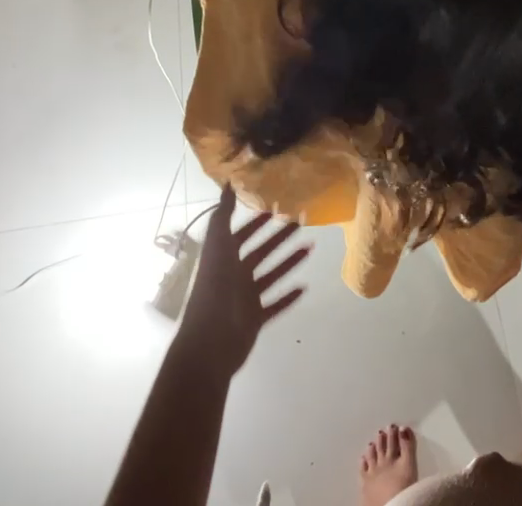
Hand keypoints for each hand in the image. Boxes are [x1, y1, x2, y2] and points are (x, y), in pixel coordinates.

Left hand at [179, 186, 311, 378]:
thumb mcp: (218, 244)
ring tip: (311, 247)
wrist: (210, 338)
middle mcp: (233, 274)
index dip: (257, 221)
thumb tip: (227, 182)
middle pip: (260, 251)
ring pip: (271, 275)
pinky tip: (305, 287)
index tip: (277, 207)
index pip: (242, 233)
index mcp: (223, 257)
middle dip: (278, 237)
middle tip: (301, 222)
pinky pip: (275, 304)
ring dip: (289, 262)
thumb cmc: (214, 287)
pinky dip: (289, 296)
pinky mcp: (255, 319)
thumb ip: (223, 215)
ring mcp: (245, 298)